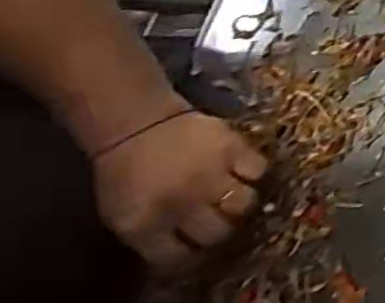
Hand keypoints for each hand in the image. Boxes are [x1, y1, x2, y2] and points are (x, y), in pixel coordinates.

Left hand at [92, 109, 266, 268]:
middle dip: (222, 232)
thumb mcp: (126, 216)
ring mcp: (212, 174)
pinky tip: (246, 172)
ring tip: (238, 198)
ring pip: (244, 203)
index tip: (200, 250)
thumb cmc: (128, 174)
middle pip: (218, 232)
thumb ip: (154, 235)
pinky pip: (258, 168)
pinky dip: (255, 173)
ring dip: (242, 205)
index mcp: (149, 228)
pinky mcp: (233, 147)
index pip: (180, 258)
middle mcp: (185, 205)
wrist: (141, 126)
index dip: (192, 258)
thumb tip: (184, 251)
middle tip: (223, 222)